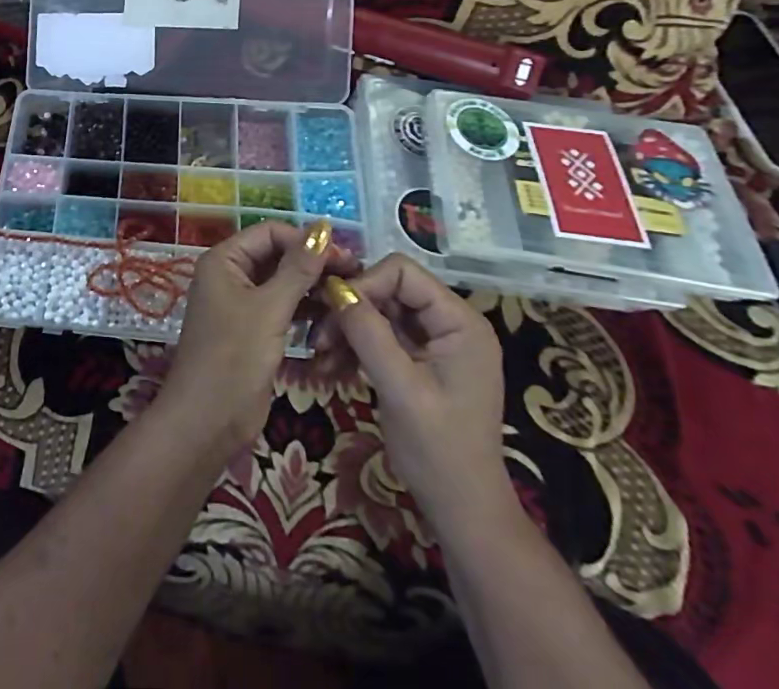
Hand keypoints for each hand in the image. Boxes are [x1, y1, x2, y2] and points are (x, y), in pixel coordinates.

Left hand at [159, 222, 356, 451]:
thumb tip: (322, 229)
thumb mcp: (269, 308)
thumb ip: (298, 269)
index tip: (346, 257)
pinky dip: (306, 310)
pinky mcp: (254, 329)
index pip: (269, 232)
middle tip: (357, 278)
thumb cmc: (234, 355)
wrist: (210, 417)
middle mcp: (229, 275)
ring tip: (350, 298)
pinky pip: (283, 308)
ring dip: (313, 288)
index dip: (306, 240)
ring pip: (283, 283)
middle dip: (314, 264)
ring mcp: (241, 303)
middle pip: (277, 256)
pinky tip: (334, 318)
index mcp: (223, 260)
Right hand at [325, 254, 515, 534]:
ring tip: (320, 358)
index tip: (331, 313)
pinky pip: (378, 337)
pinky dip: (352, 348)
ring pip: (378, 313)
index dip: (363, 284)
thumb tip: (335, 289)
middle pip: (387, 291)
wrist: (460, 504)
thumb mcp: (401, 389)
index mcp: (460, 323)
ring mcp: (433, 343)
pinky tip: (330, 369)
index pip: (403, 273)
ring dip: (345, 330)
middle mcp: (449, 324)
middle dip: (349, 310)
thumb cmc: (438, 448)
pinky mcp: (417, 361)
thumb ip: (369, 334)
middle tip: (317, 340)